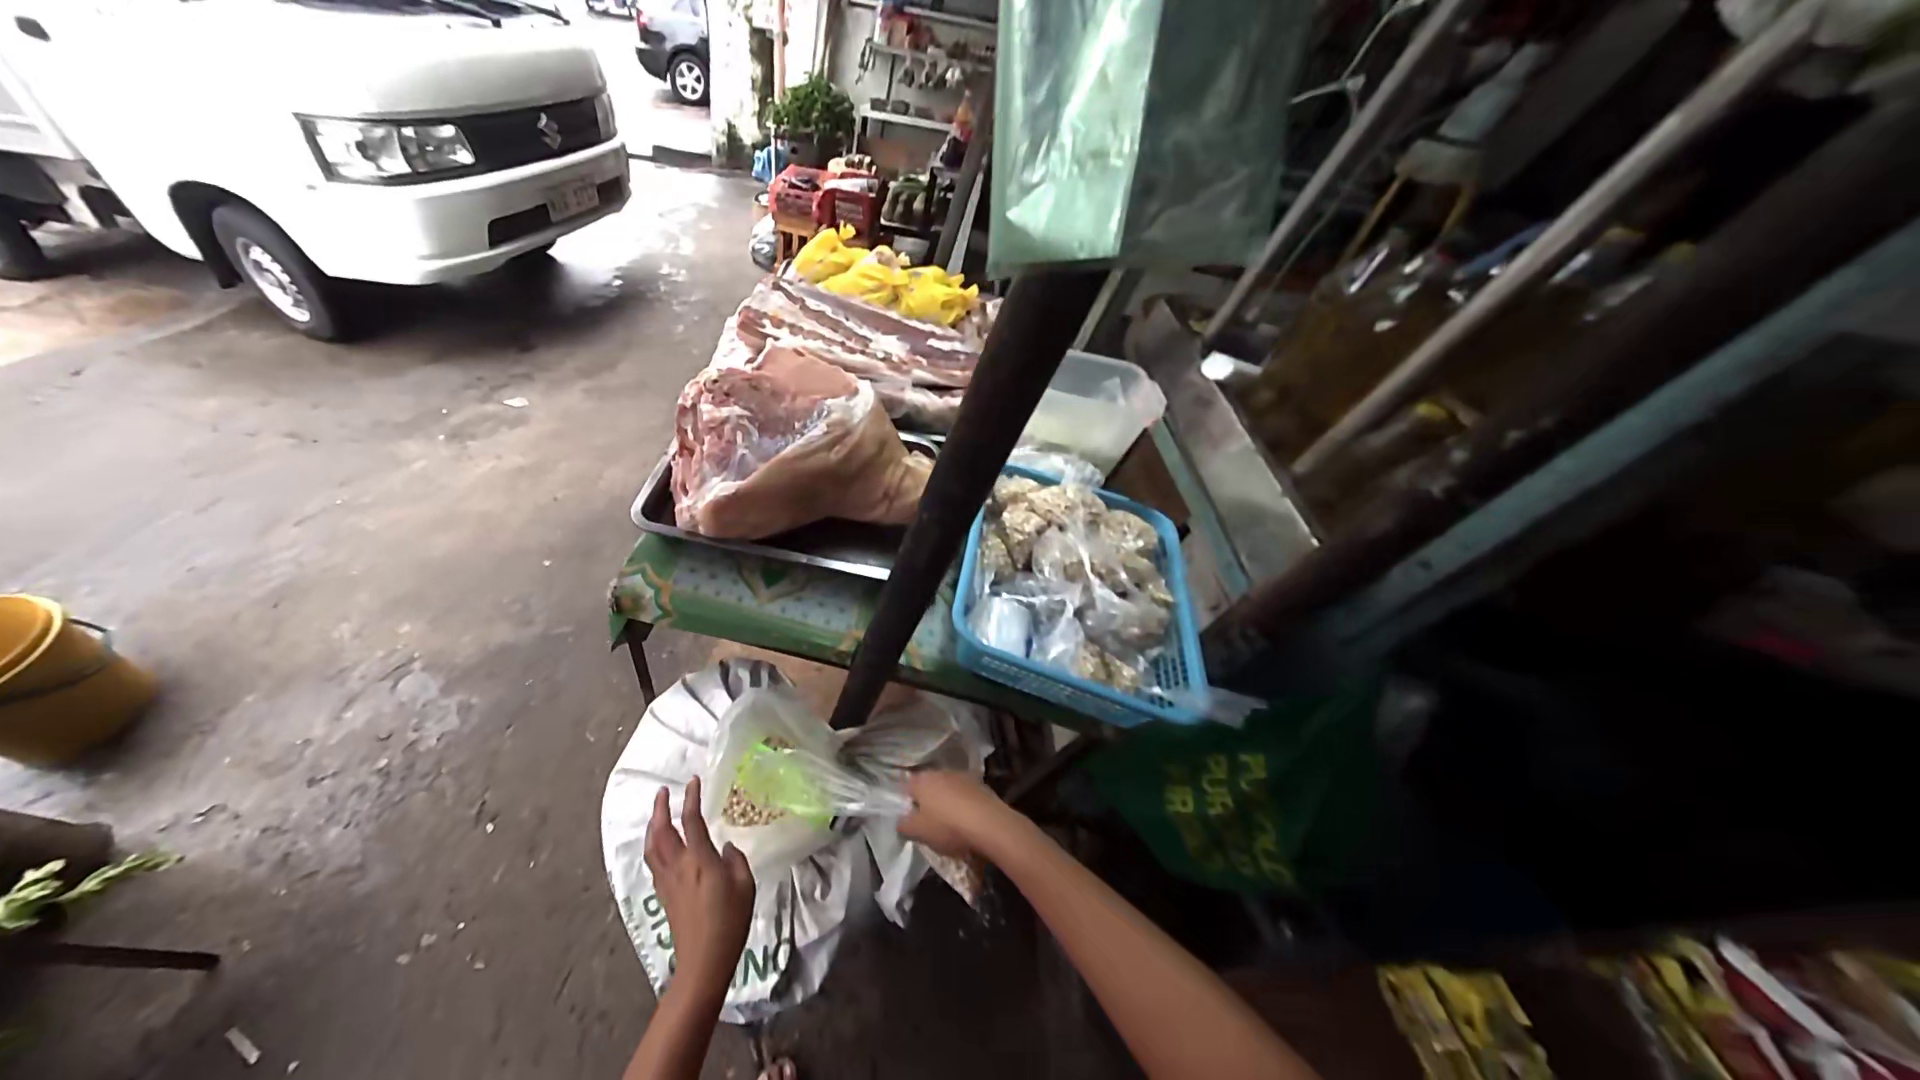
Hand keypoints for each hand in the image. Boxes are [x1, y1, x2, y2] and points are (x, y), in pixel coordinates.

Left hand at [644, 776, 754, 995]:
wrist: (703, 960)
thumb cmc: (730, 920)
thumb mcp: (745, 884)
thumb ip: (735, 860)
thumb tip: (724, 848)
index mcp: (700, 860)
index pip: (691, 820)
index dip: (691, 798)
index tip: (693, 782)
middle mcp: (678, 866)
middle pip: (662, 831)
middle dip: (660, 809)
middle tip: (663, 792)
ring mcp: (667, 881)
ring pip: (652, 847)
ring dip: (652, 826)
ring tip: (656, 814)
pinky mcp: (663, 895)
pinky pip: (653, 862)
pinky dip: (653, 846)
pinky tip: (658, 846)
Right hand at [898, 770, 1013, 859]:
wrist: (989, 824)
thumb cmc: (948, 827)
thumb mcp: (918, 832)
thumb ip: (904, 825)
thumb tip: (901, 821)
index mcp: (922, 780)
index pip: (907, 786)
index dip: (906, 802)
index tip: (910, 818)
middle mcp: (941, 772)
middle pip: (928, 785)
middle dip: (927, 800)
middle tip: (928, 821)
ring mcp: (962, 776)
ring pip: (947, 788)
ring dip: (946, 800)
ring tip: (949, 821)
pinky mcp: (980, 784)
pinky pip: (964, 793)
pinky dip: (963, 803)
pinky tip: (966, 818)